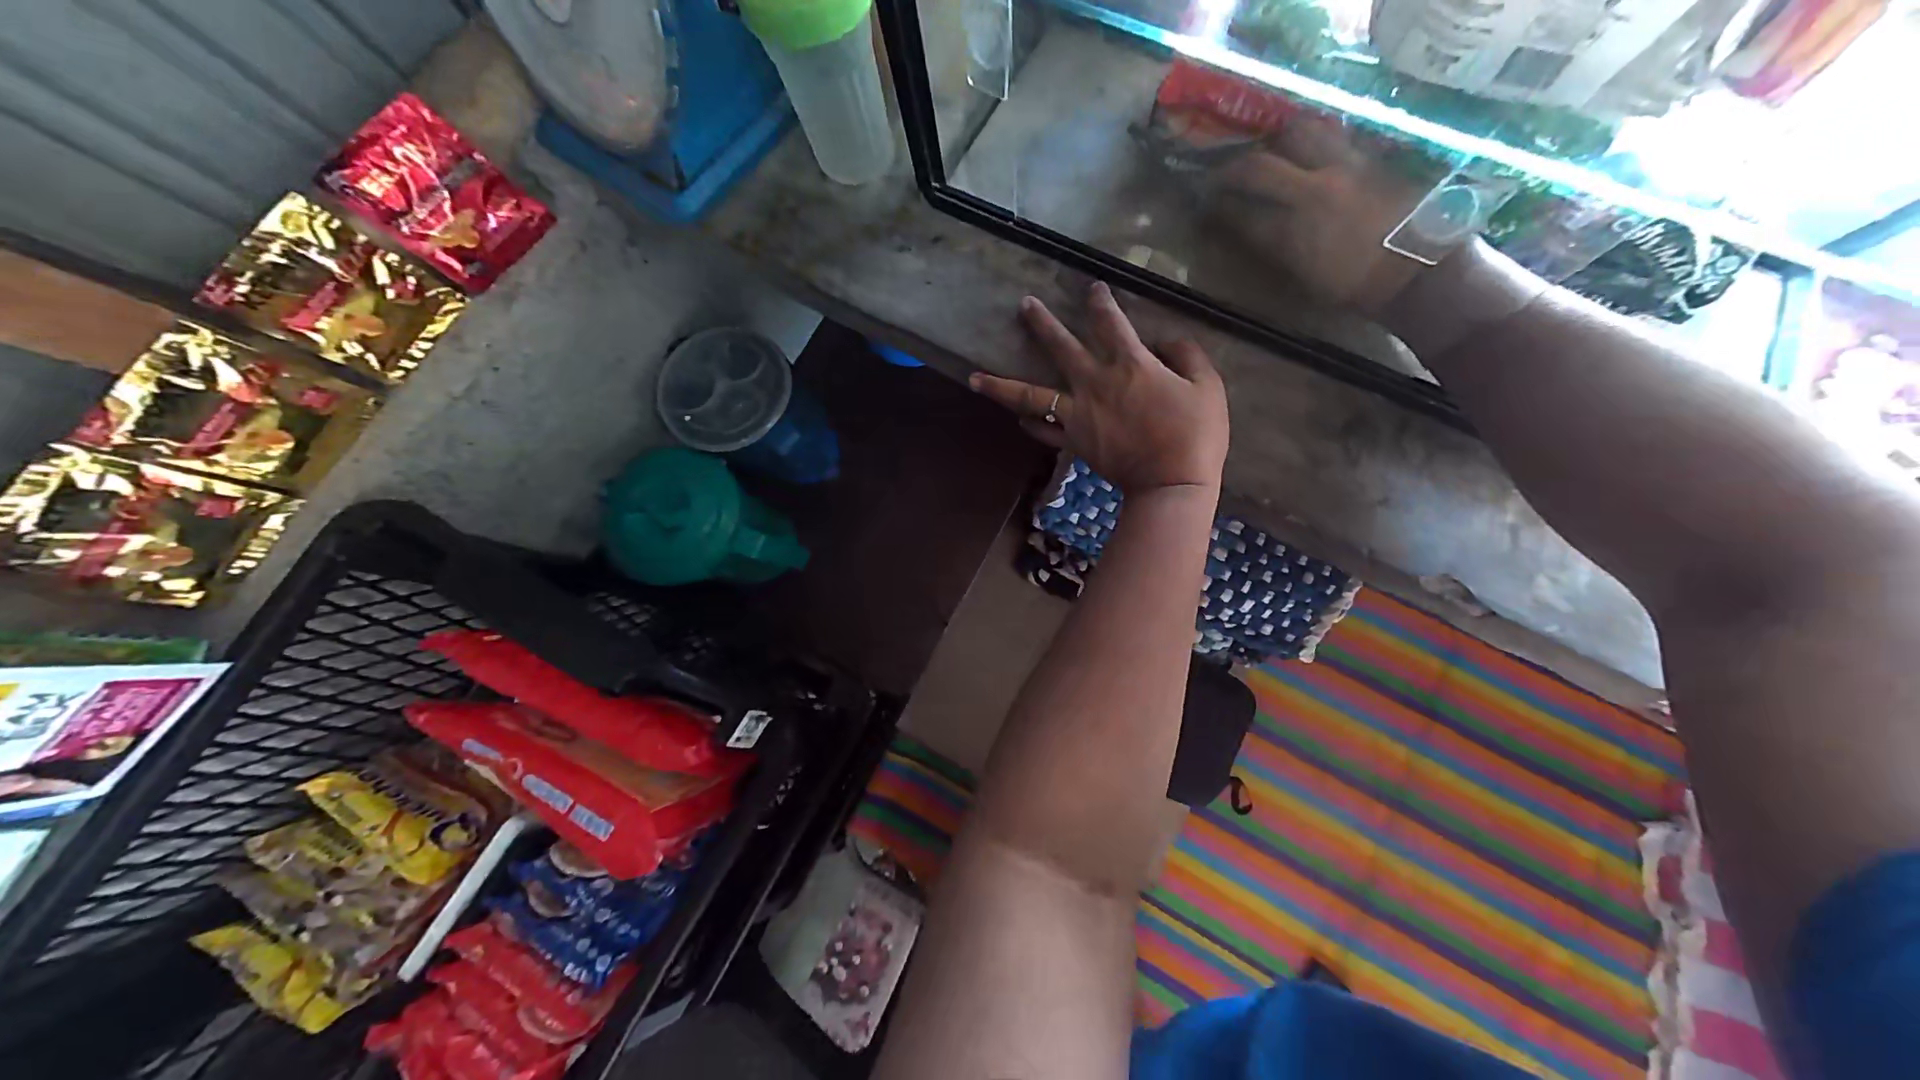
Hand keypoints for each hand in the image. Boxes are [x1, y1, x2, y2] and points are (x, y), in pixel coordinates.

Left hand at [971, 283, 1228, 494]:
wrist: (1172, 484)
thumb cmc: (1196, 434)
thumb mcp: (1207, 386)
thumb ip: (1187, 355)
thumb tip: (1167, 342)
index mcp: (1129, 364)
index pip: (1109, 322)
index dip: (1100, 301)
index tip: (1092, 289)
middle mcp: (1095, 383)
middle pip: (1060, 347)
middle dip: (1041, 323)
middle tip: (1023, 305)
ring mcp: (1078, 415)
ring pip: (1031, 395)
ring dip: (1001, 384)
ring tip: (973, 378)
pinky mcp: (1073, 443)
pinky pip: (1044, 430)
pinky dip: (1030, 423)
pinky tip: (1017, 418)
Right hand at [1206, 113, 1432, 316]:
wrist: (1417, 272)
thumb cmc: (1356, 287)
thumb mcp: (1305, 280)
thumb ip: (1276, 250)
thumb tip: (1254, 230)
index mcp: (1290, 234)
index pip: (1239, 214)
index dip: (1218, 209)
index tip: (1207, 206)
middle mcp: (1311, 194)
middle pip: (1259, 168)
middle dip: (1233, 170)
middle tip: (1225, 172)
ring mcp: (1343, 170)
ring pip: (1301, 134)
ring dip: (1279, 138)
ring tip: (1273, 145)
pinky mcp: (1371, 159)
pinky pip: (1336, 135)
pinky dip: (1318, 137)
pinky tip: (1313, 144)